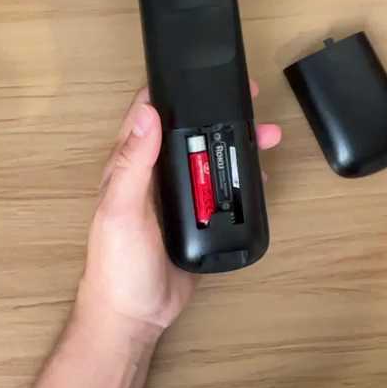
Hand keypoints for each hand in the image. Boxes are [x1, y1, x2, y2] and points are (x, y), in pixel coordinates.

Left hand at [75, 85, 281, 341]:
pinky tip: (261, 174)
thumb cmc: (118, 265)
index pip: (148, 115)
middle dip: (217, 114)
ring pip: (208, 159)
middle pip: (188, 133)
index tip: (203, 72)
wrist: (135, 314)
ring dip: (235, 143)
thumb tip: (147, 115)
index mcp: (130, 167)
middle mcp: (153, 176)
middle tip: (251, 101)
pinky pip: (221, 191)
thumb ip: (132, 164)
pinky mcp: (195, 220)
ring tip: (268, 135)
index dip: (173, 90)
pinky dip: (241, 178)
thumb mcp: (122, 211)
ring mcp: (176, 198)